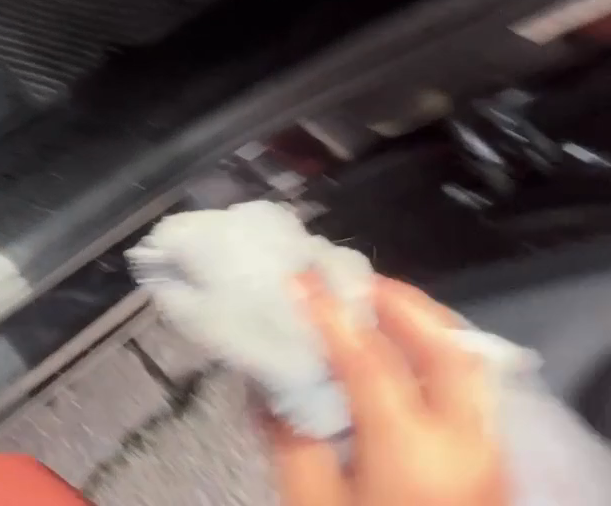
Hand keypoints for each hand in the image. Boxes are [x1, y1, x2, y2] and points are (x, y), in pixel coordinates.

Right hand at [269, 276, 508, 505]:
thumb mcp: (308, 499)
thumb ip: (288, 432)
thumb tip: (264, 377)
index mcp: (413, 449)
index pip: (369, 359)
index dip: (328, 311)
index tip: (295, 274)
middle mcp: (465, 443)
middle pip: (449, 352)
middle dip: (401, 303)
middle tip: (349, 276)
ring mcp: (489, 456)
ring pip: (472, 369)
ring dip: (424, 325)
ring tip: (373, 303)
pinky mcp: (491, 467)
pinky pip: (469, 391)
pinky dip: (434, 355)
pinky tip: (397, 353)